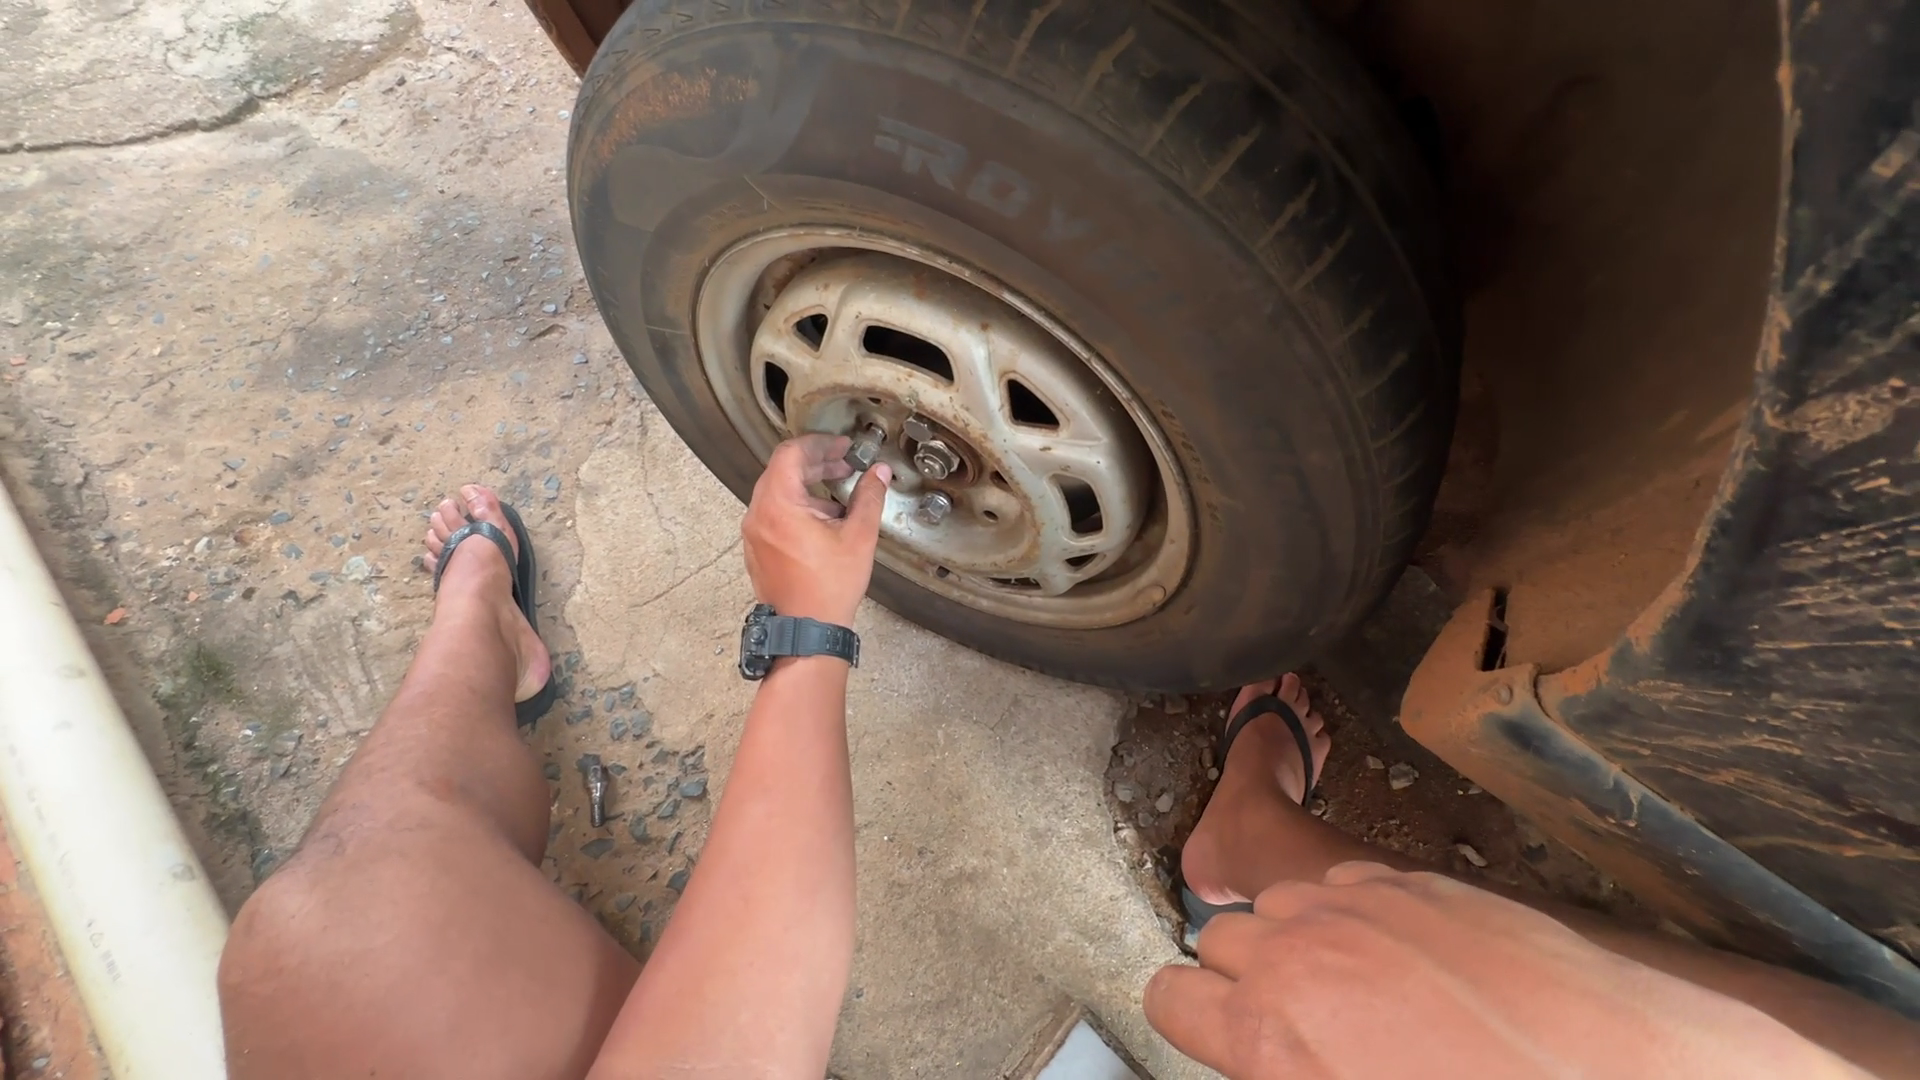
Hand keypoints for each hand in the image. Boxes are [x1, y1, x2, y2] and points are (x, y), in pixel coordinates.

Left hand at [741, 434, 891, 627]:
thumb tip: (879, 473)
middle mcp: (758, 515)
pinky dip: (797, 506)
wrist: (807, 629)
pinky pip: (774, 514)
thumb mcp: (858, 536)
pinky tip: (824, 519)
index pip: (792, 454)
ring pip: (778, 492)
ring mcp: (754, 533)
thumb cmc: (828, 588)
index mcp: (778, 505)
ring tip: (839, 494)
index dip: (820, 443)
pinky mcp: (758, 549)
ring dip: (808, 485)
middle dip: (816, 463)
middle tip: (844, 463)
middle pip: (783, 471)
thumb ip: (869, 497)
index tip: (842, 445)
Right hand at [1144, 862, 1849, 1078]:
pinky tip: (1405, 958)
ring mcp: (1349, 901)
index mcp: (1269, 1034)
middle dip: (1242, 980)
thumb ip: (1288, 1073)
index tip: (1214, 1032)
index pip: (1166, 996)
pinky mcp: (1404, 878)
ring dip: (1294, 940)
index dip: (1185, 1017)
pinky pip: (1339, 885)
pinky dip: (1348, 914)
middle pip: (1217, 940)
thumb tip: (1270, 1052)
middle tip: (1301, 1025)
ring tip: (1357, 988)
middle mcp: (1294, 950)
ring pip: (1275, 904)